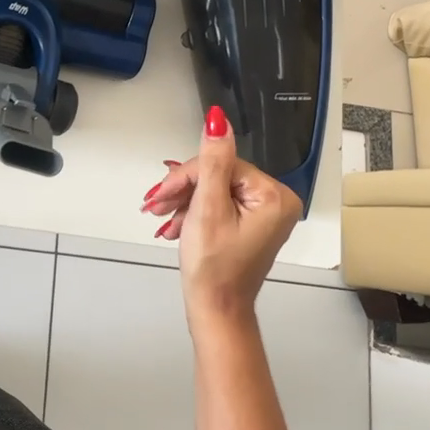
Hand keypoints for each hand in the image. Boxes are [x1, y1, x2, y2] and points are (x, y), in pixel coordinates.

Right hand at [144, 106, 304, 328]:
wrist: (215, 309)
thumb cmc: (212, 266)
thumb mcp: (207, 209)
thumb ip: (211, 162)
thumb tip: (217, 120)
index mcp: (273, 195)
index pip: (221, 164)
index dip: (187, 177)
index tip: (160, 196)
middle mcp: (274, 200)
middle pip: (216, 175)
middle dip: (183, 191)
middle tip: (155, 207)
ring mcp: (263, 213)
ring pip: (212, 188)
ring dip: (183, 202)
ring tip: (161, 220)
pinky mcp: (250, 223)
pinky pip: (217, 203)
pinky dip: (192, 212)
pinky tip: (174, 226)